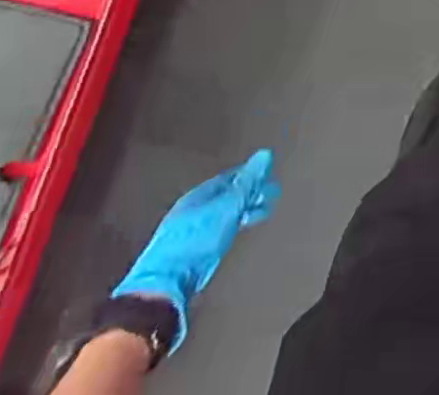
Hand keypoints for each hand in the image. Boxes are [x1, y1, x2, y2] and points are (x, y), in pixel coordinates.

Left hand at [111, 149, 279, 346]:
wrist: (165, 284)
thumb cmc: (197, 240)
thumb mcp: (228, 207)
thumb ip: (247, 183)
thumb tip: (265, 153)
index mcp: (197, 196)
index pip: (230, 177)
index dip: (252, 174)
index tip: (272, 174)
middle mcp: (192, 209)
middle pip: (227, 194)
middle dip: (250, 192)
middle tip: (273, 193)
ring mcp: (189, 230)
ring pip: (224, 211)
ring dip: (245, 208)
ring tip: (263, 211)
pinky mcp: (192, 248)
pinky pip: (220, 226)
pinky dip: (235, 222)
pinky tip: (242, 228)